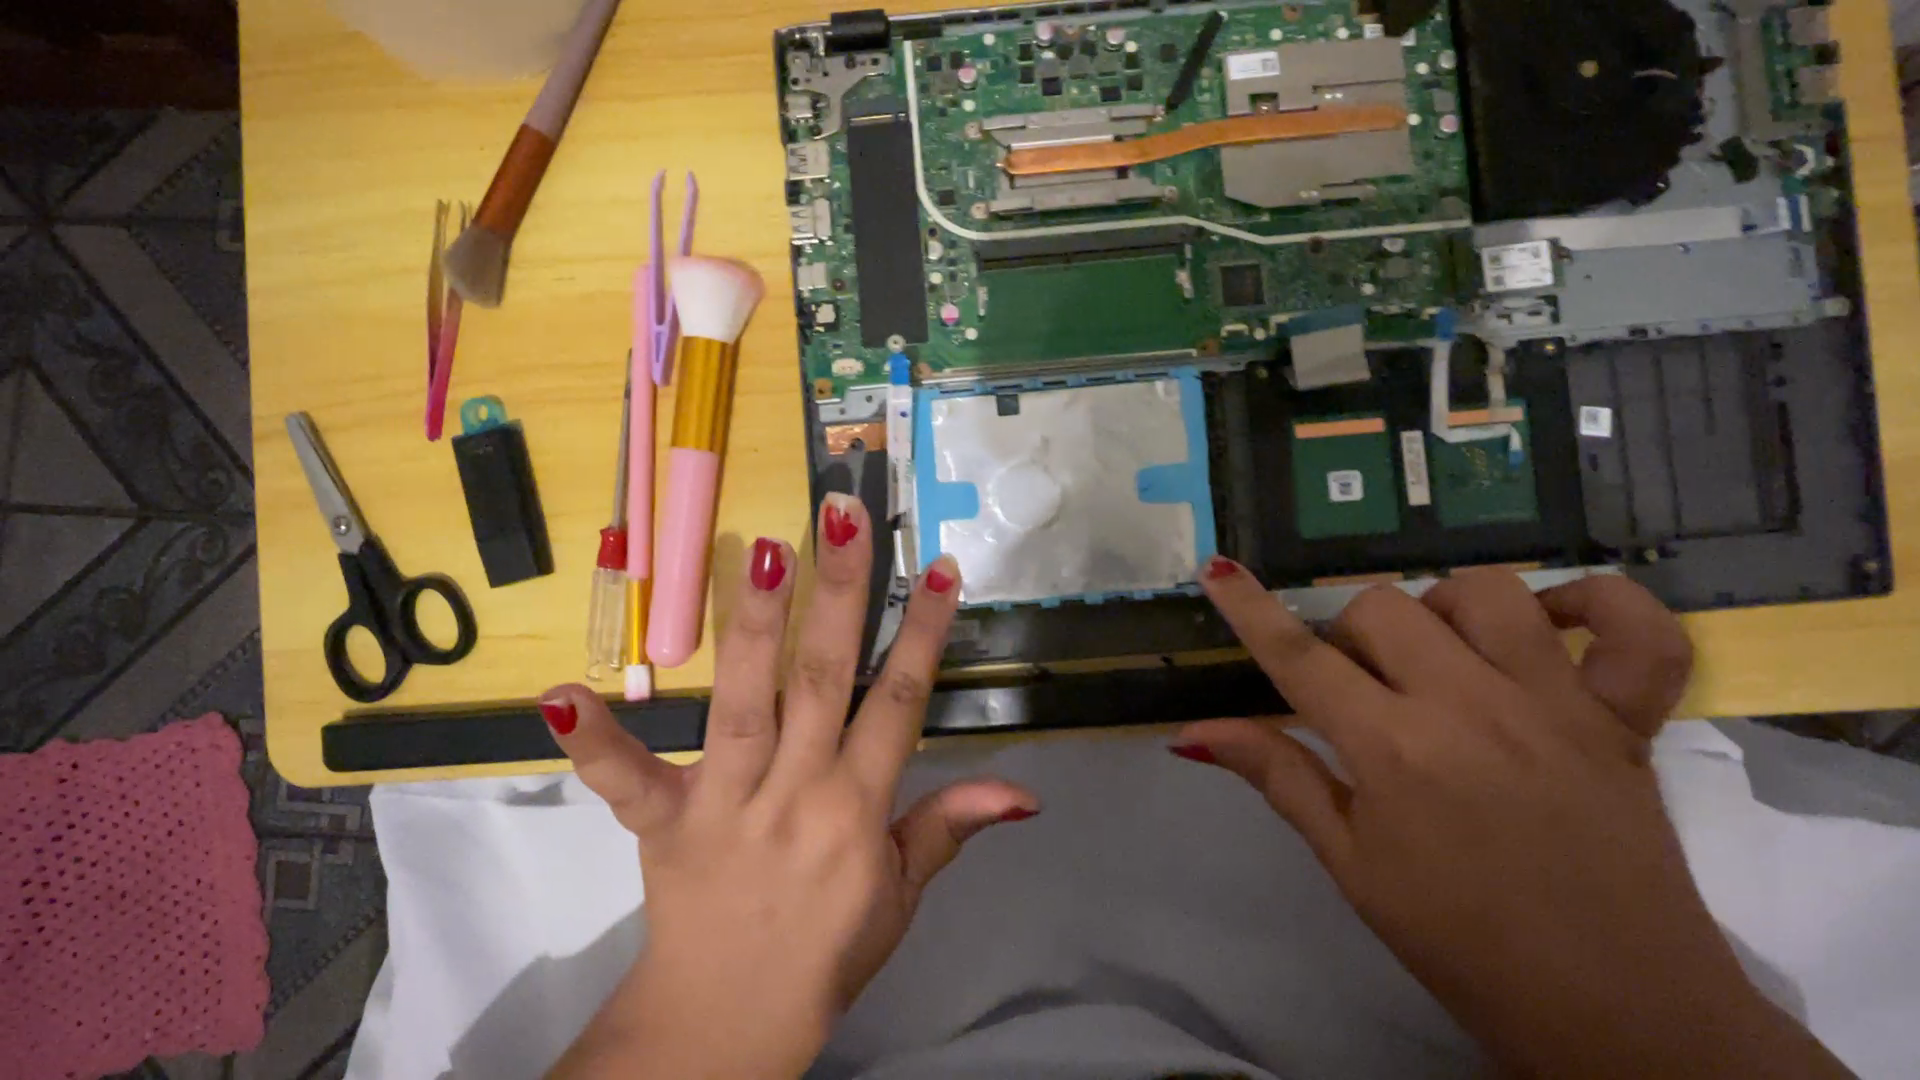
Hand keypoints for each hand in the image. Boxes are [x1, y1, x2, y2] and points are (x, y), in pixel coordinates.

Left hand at [543, 494, 1036, 1079]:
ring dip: (756, 624)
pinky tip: (560, 694)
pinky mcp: (662, 823)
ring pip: (745, 702)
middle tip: (843, 514)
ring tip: (764, 548)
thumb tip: (1026, 791)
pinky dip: (595, 741)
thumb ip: (950, 827)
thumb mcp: (902, 895)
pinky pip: (626, 781)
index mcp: (859, 809)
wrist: (729, 1024)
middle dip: (839, 592)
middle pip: (823, 679)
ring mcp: (724, 804)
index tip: (937, 567)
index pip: (899, 702)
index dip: (923, 632)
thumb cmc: (828, 952)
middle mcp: (796, 792)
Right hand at [1175, 562, 1851, 1079]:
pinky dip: (1595, 604)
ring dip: (1441, 607)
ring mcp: (1556, 703)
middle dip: (1349, 632)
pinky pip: (1636, 627)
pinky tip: (1549, 626)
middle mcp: (1470, 705)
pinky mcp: (1627, 718)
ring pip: (1484, 591)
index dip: (1249, 607)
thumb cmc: (1458, 941)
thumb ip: (1277, 776)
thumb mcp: (1350, 863)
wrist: (1613, 1012)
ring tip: (1438, 652)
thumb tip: (1189, 733)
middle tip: (1355, 681)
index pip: (1299, 657)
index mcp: (1392, 748)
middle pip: (1382, 606)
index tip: (1220, 570)